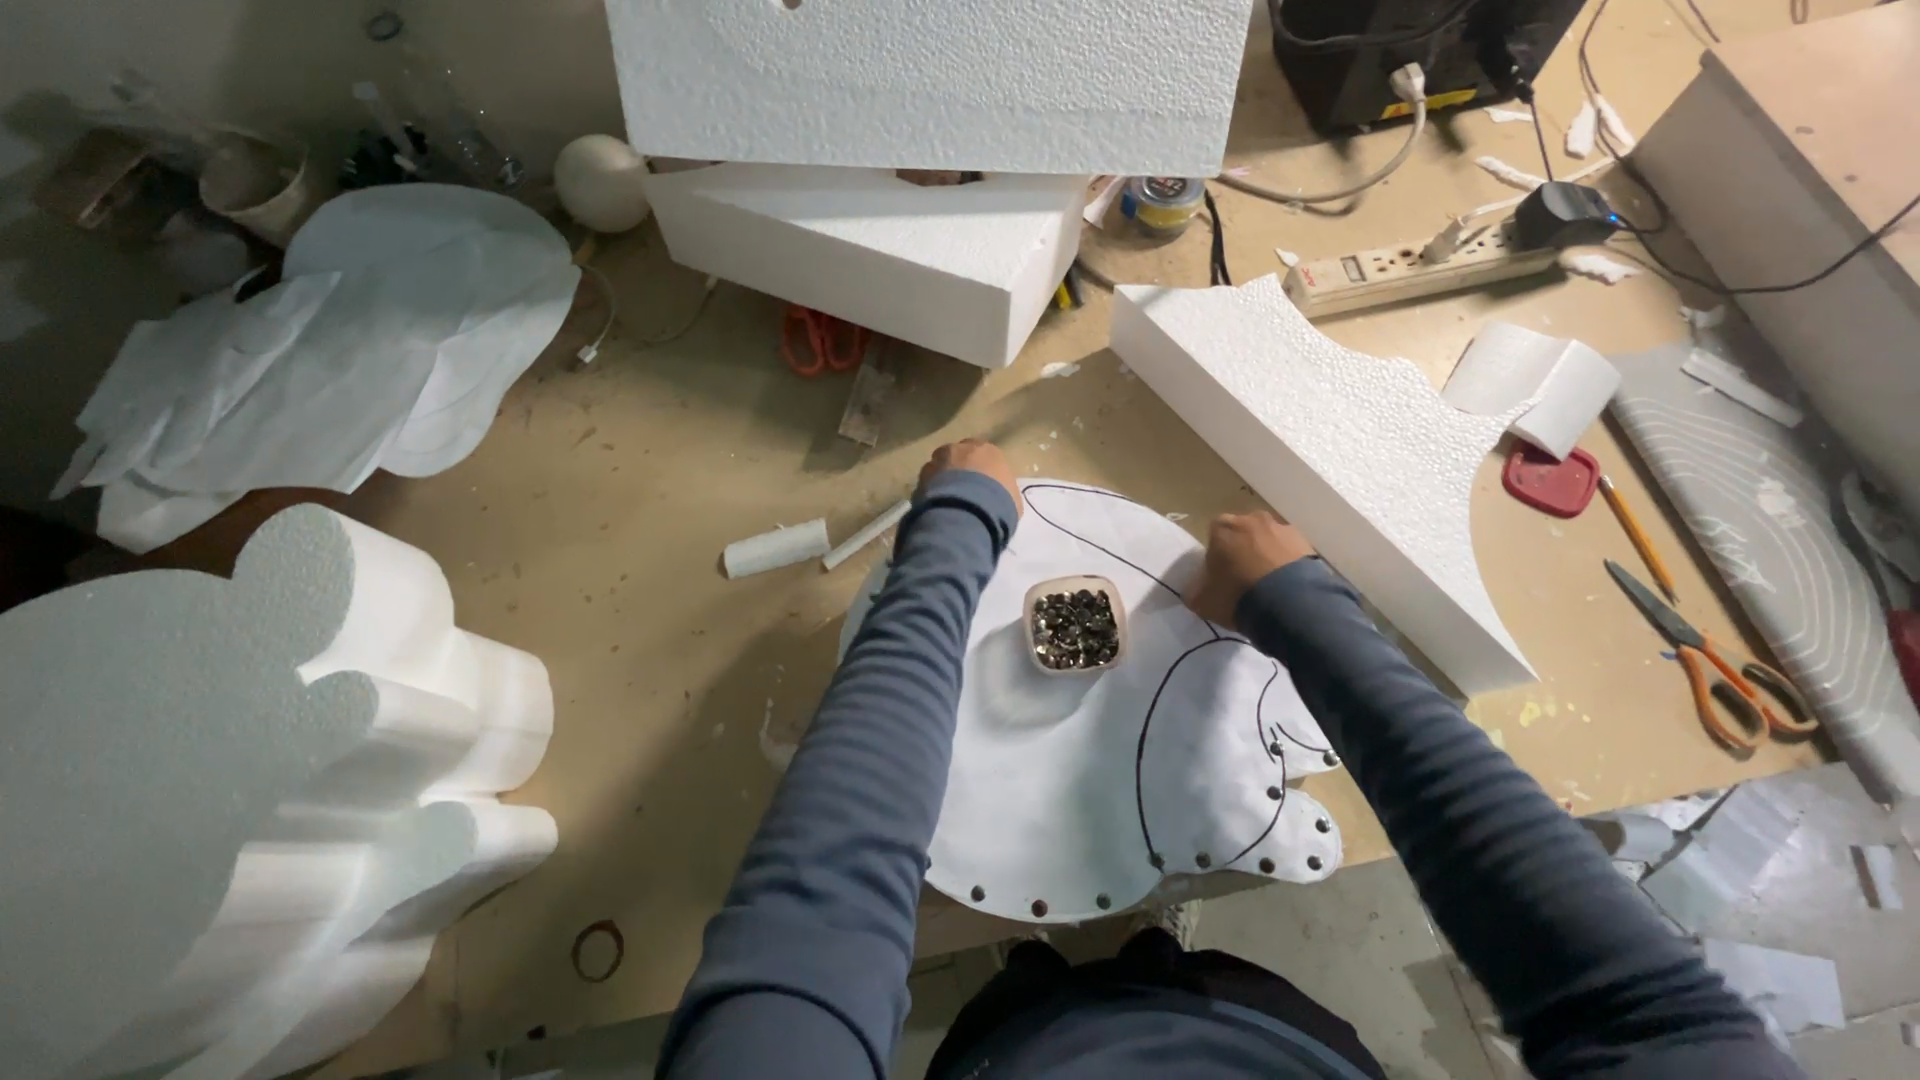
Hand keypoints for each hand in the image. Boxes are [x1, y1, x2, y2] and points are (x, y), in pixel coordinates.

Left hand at [918, 439, 1022, 516]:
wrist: (968, 514)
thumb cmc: (998, 504)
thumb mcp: (1011, 499)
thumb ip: (1002, 490)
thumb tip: (997, 494)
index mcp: (988, 450)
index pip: (983, 454)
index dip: (980, 470)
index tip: (980, 485)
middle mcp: (961, 448)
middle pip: (957, 455)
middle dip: (957, 469)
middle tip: (961, 490)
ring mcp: (938, 460)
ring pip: (938, 466)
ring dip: (941, 479)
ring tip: (945, 501)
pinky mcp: (921, 477)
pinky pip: (925, 482)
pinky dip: (928, 492)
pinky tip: (934, 507)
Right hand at [1186, 511, 1314, 629]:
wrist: (1289, 604)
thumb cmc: (1237, 595)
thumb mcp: (1203, 601)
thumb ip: (1195, 591)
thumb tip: (1195, 589)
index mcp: (1221, 527)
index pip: (1213, 535)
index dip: (1216, 555)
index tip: (1220, 574)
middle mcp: (1251, 519)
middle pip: (1243, 533)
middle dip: (1243, 549)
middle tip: (1244, 578)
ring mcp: (1282, 528)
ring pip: (1268, 540)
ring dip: (1267, 555)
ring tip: (1269, 585)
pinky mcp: (1307, 543)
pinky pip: (1290, 551)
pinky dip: (1287, 563)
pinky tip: (1287, 586)